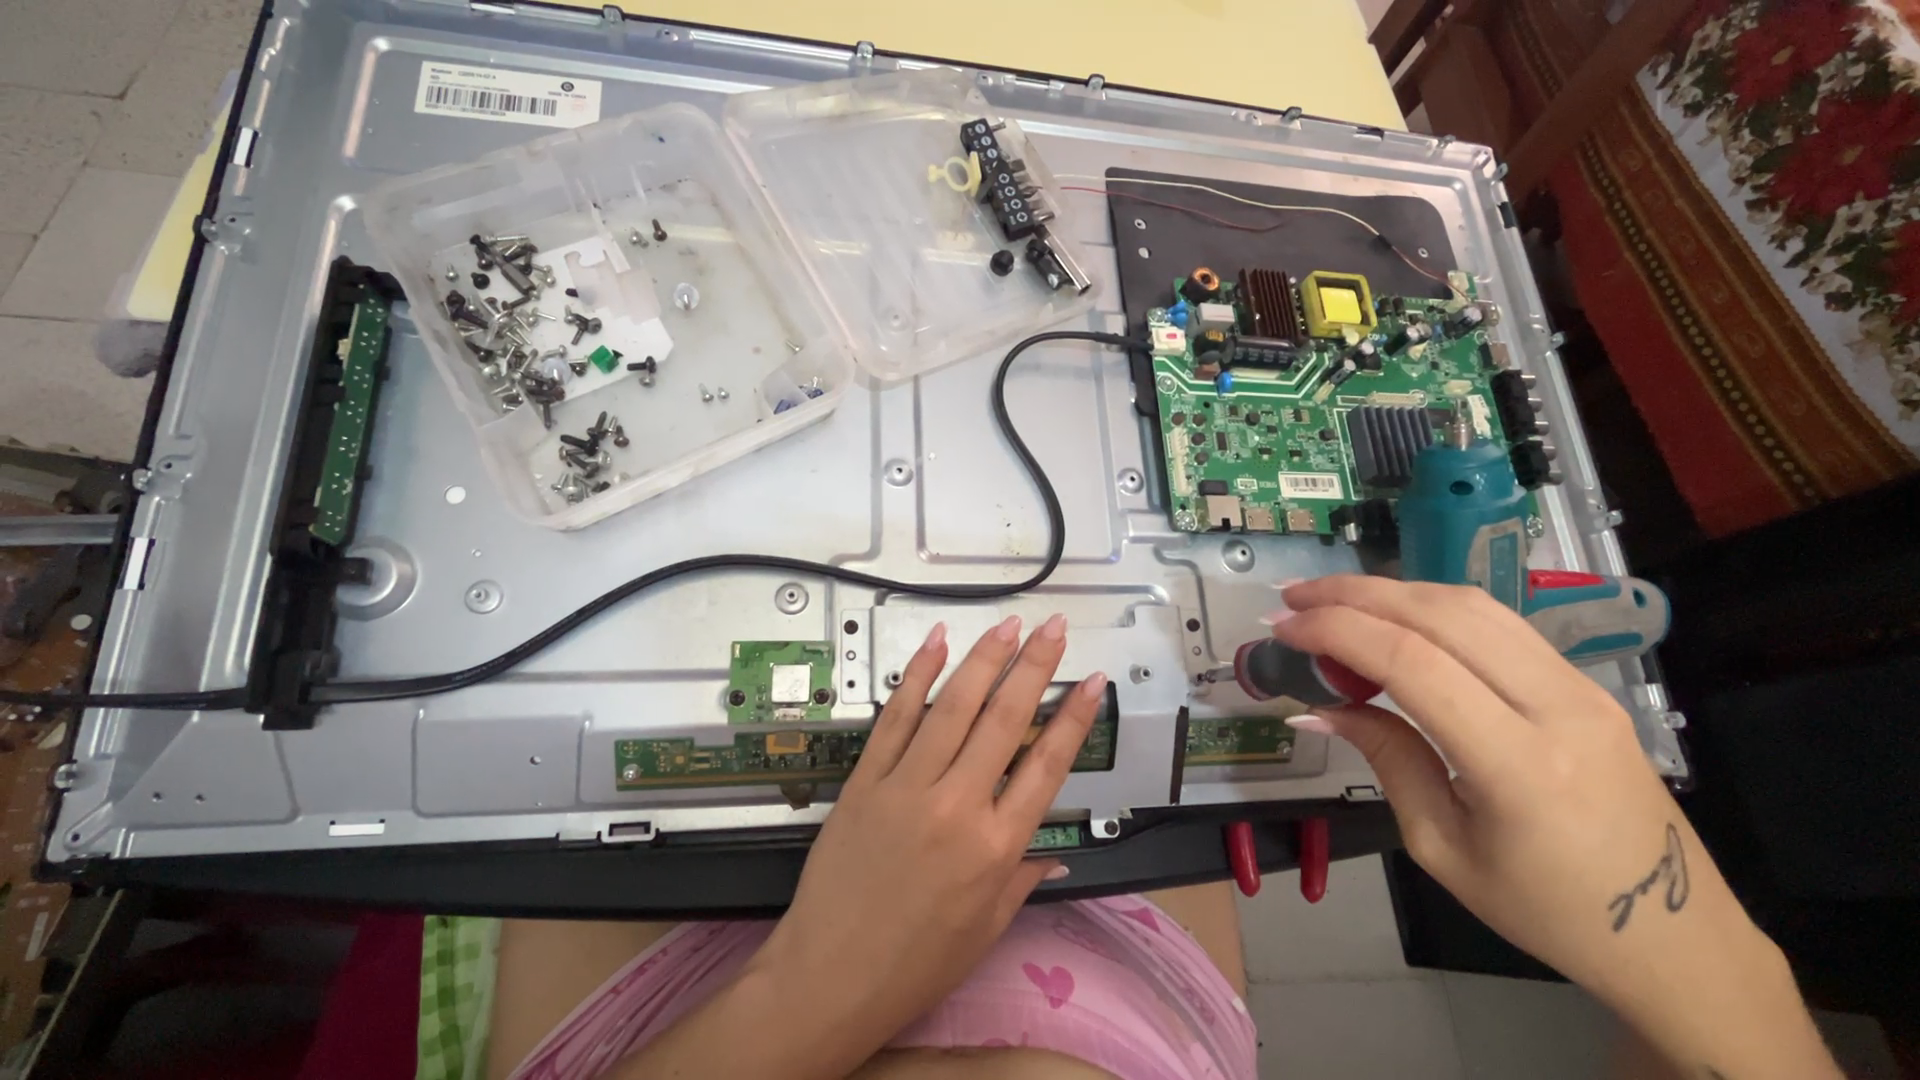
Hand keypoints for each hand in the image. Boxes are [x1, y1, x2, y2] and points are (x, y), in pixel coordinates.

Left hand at [747, 615, 1105, 1075]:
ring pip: (952, 708)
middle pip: (1004, 721)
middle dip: (1034, 667)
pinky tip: (936, 642)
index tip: (1091, 680)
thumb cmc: (916, 964)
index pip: (1046, 765)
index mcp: (996, 847)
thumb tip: (1056, 853)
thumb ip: (1024, 879)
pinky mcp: (865, 781)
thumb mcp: (987, 929)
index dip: (1074, 717)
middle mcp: (957, 806)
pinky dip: (916, 677)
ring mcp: (906, 787)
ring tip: (1009, 623)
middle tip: (1054, 628)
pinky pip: (894, 719)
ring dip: (984, 659)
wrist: (831, 977)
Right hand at [1272, 576, 1837, 1079]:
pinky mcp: (1585, 683)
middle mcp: (1558, 707)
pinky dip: (1432, 607)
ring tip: (1331, 597)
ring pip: (1473, 605)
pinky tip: (1393, 615)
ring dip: (1393, 590)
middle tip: (1293, 599)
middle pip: (1442, 615)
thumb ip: (1386, 760)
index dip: (1337, 633)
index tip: (1283, 630)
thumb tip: (1317, 709)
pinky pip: (1500, 624)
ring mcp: (1580, 687)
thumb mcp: (1442, 847)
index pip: (1413, 663)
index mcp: (1518, 764)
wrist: (1672, 934)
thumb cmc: (1545, 909)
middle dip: (1356, 594)